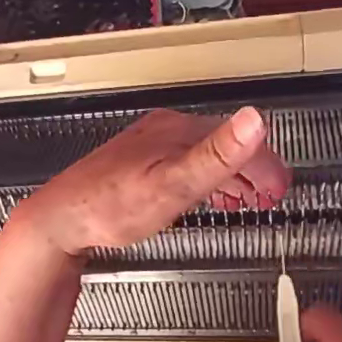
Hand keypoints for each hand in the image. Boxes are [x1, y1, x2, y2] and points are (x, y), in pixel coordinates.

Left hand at [15, 107, 290, 255]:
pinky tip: (207, 194)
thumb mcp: (173, 185)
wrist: (61, 221)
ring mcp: (153, 148)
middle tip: (272, 193)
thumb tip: (254, 120)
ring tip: (249, 196)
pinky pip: (187, 165)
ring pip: (206, 155)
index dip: (267, 166)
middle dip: (255, 170)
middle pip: (226, 144)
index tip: (280, 187)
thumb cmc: (109, 208)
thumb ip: (218, 156)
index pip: (240, 139)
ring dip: (234, 176)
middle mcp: (167, 134)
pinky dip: (208, 180)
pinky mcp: (142, 165)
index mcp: (180, 133)